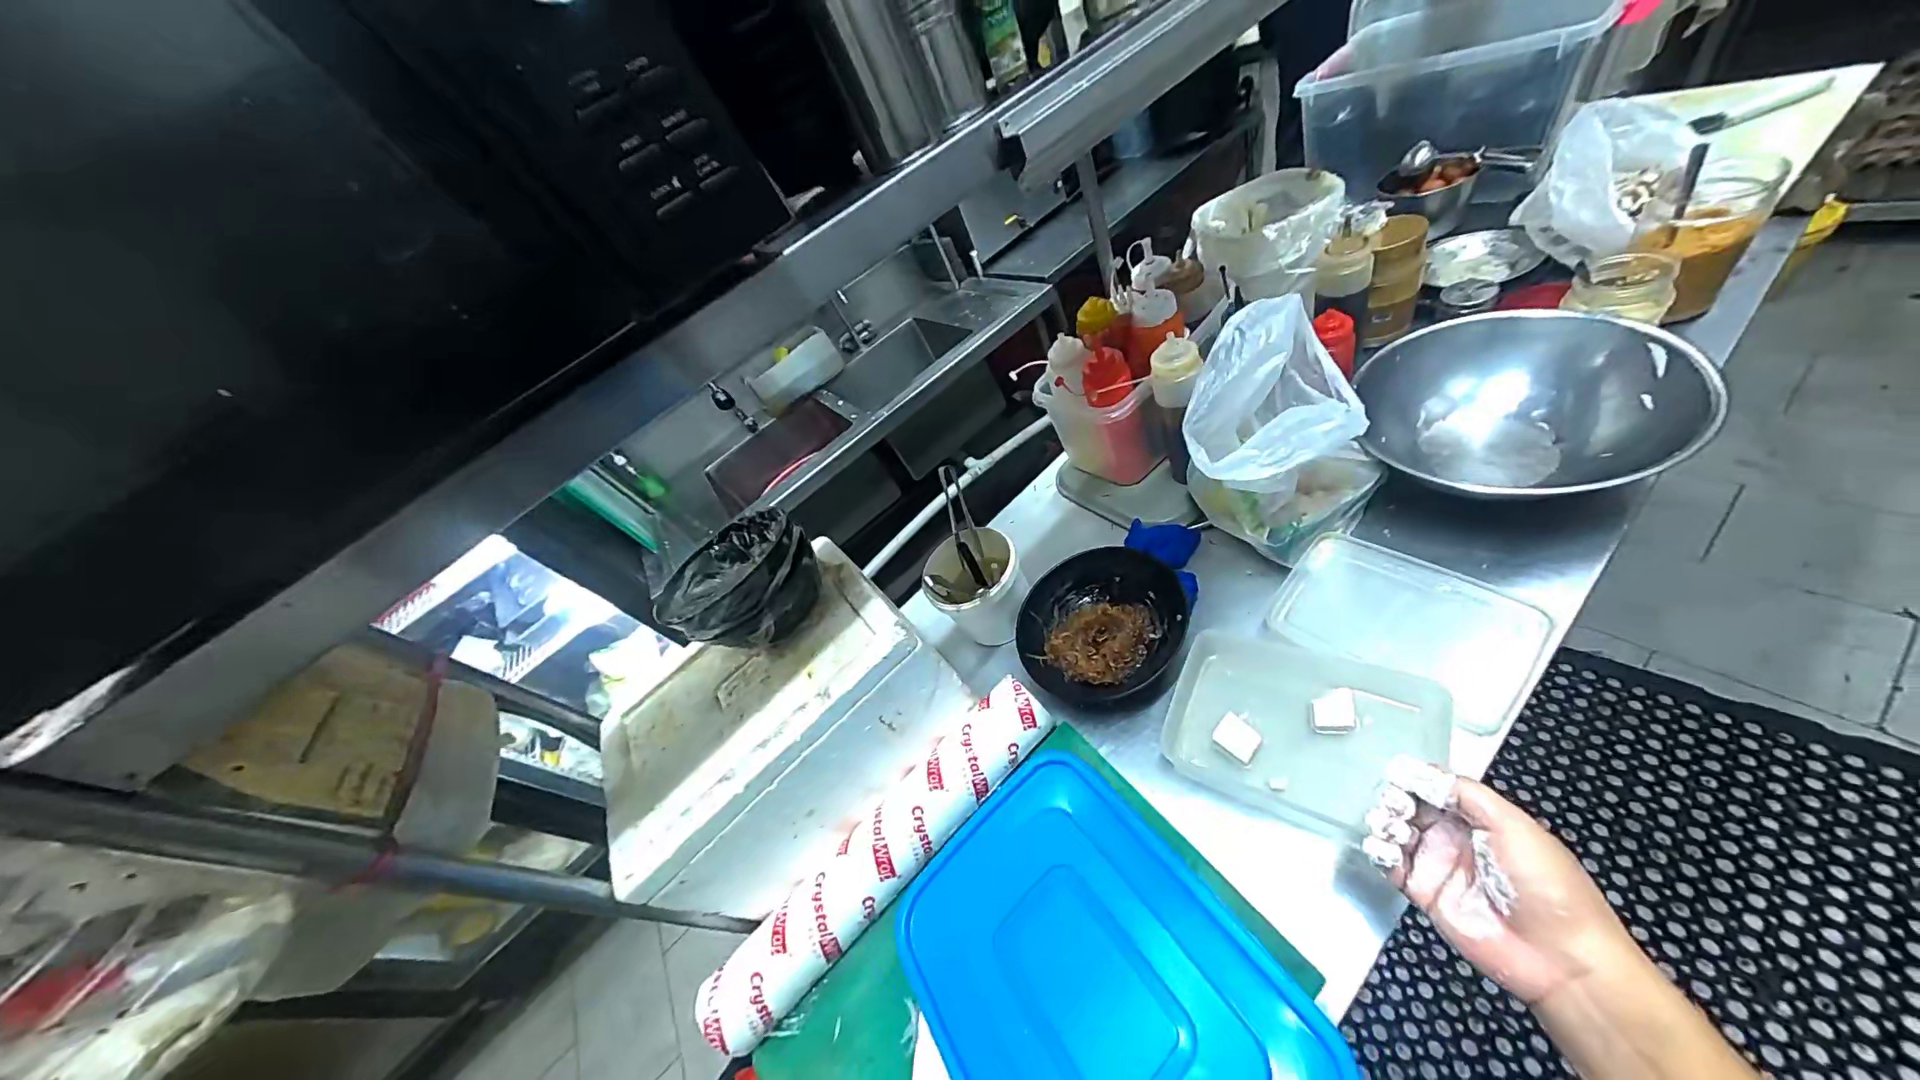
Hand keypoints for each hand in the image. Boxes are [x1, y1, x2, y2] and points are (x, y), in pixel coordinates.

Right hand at [1371, 766, 1640, 1005]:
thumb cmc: (1550, 888)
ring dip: (1384, 823)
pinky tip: (1388, 851)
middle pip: (1406, 805)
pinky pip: (1388, 864)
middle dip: (1394, 798)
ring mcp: (1435, 864)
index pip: (1432, 787)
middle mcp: (1451, 837)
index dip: (1412, 778)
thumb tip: (1420, 771)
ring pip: (1392, 830)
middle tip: (1397, 806)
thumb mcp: (1515, 826)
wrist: (1561, 958)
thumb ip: (1467, 793)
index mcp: (1476, 818)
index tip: (1396, 773)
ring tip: (1395, 830)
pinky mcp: (1421, 891)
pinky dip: (1380, 852)